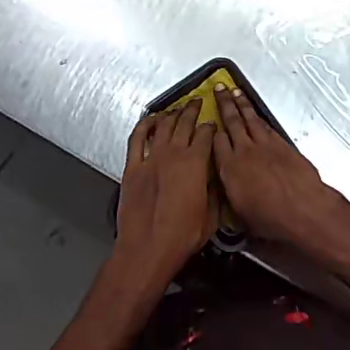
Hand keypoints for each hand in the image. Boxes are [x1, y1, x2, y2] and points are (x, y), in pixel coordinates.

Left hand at [112, 100, 217, 287]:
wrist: (148, 247)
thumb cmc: (181, 237)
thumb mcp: (210, 218)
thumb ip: (214, 194)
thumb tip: (216, 182)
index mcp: (195, 164)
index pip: (205, 135)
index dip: (210, 127)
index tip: (212, 124)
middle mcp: (173, 154)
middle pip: (184, 123)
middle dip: (192, 110)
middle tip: (196, 102)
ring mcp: (151, 158)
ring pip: (163, 126)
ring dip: (171, 114)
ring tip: (176, 108)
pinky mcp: (133, 166)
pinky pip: (138, 138)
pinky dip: (144, 125)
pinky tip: (149, 119)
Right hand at [212, 87, 349, 260]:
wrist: (304, 210)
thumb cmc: (272, 219)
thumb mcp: (242, 214)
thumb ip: (231, 195)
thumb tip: (227, 193)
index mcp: (229, 168)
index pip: (216, 142)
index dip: (212, 131)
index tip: (209, 124)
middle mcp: (244, 151)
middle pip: (231, 121)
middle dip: (224, 103)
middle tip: (219, 89)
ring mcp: (264, 145)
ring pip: (249, 118)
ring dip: (242, 104)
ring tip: (235, 91)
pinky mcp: (282, 145)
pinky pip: (266, 126)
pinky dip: (259, 118)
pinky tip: (256, 115)